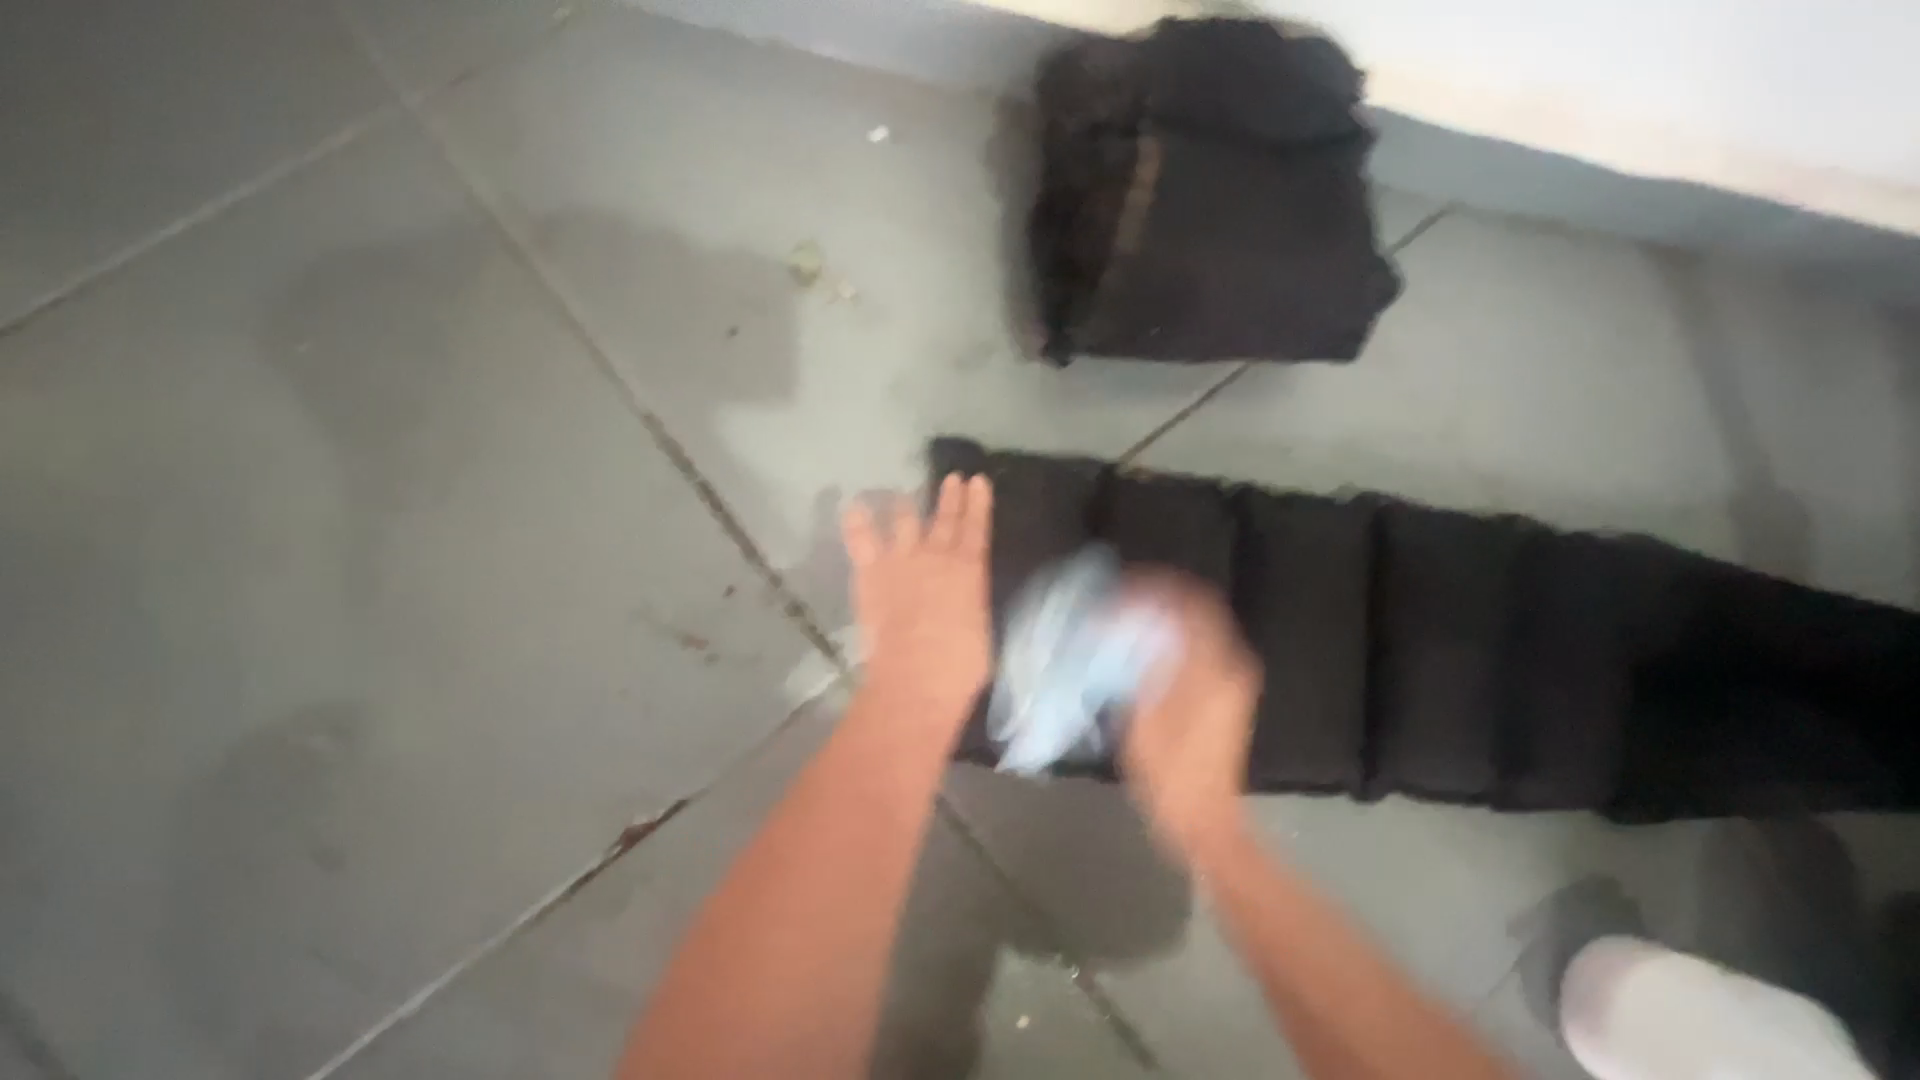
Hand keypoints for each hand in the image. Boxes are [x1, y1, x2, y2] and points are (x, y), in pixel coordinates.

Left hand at [842, 473, 993, 724]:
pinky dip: (857, 521)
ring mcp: (901, 560)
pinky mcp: (871, 572)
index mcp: (970, 570)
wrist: (917, 676)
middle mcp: (937, 555)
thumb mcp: (980, 628)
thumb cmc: (960, 664)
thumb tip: (964, 601)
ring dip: (906, 506)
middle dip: (950, 498)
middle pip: (945, 519)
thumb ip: (971, 604)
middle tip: (952, 479)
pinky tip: (853, 506)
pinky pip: (861, 539)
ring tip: (903, 495)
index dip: (978, 504)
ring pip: (905, 520)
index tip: (978, 481)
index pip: (977, 527)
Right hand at [1118, 571, 1261, 862]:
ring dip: (1165, 621)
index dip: (1158, 587)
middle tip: (1119, 601)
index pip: (1192, 603)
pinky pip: (1200, 650)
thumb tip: (1123, 625)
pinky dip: (1172, 642)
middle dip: (1158, 601)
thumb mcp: (1142, 718)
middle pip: (1197, 612)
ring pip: (1199, 630)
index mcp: (1214, 667)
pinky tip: (1142, 653)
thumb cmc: (1170, 775)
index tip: (1123, 586)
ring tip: (1125, 623)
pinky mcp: (1228, 696)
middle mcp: (1232, 666)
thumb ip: (1136, 664)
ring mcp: (1234, 681)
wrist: (1205, 822)